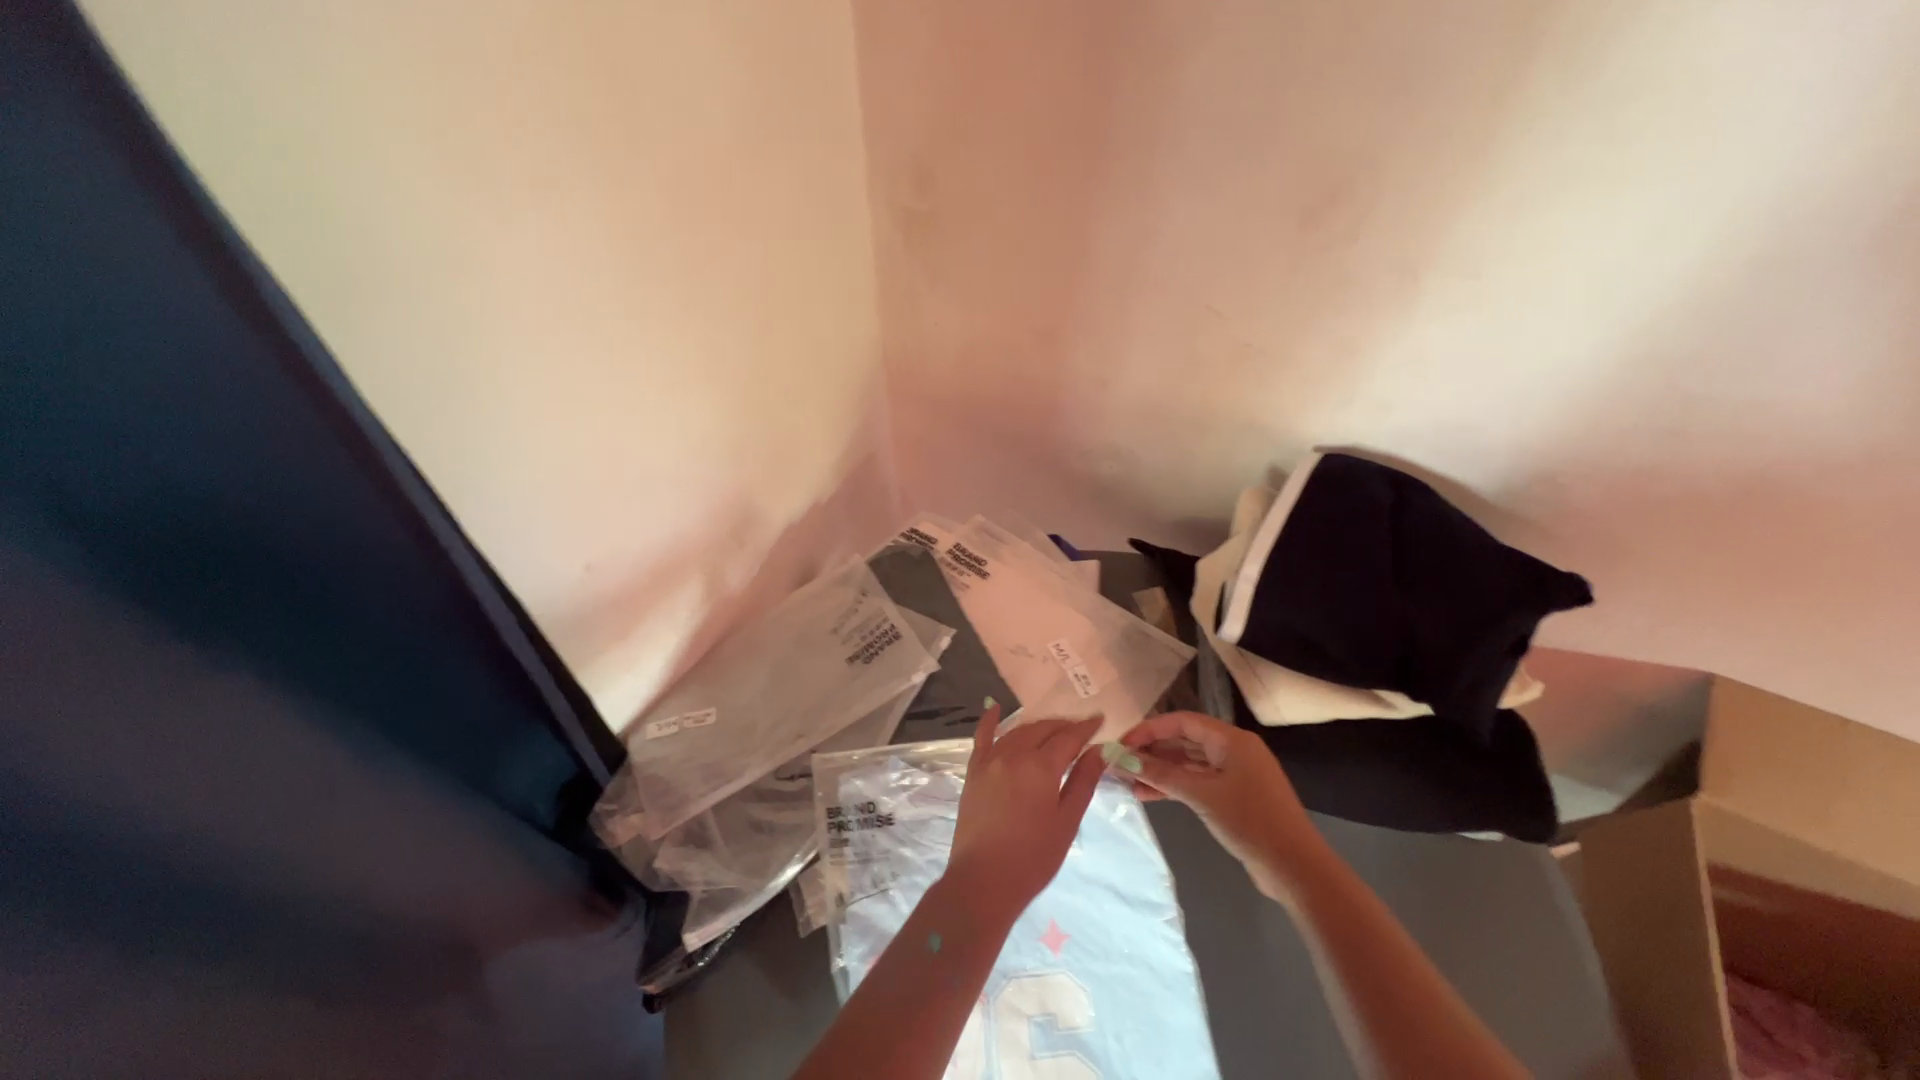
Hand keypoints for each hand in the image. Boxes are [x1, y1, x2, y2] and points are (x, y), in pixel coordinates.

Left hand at [944, 702, 1104, 923]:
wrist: (983, 881)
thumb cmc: (1033, 857)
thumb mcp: (1066, 821)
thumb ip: (1082, 781)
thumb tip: (1099, 751)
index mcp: (1040, 766)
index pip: (1069, 738)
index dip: (1086, 729)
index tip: (1100, 720)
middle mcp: (1013, 754)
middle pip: (1043, 730)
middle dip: (1064, 727)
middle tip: (1081, 731)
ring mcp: (989, 761)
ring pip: (1017, 732)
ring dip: (1038, 727)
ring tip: (1054, 730)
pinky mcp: (973, 772)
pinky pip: (982, 738)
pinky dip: (989, 721)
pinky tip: (995, 708)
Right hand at [1112, 711, 1327, 900]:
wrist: (1294, 866)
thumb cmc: (1249, 821)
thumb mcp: (1201, 795)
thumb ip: (1160, 775)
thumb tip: (1122, 759)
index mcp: (1232, 740)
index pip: (1182, 721)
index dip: (1149, 729)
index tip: (1121, 744)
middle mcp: (1234, 751)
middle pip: (1185, 741)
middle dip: (1151, 752)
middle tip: (1119, 764)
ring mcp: (1235, 775)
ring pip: (1189, 764)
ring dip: (1159, 772)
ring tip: (1127, 783)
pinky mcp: (1234, 797)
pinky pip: (1197, 783)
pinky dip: (1174, 787)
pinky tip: (1148, 796)